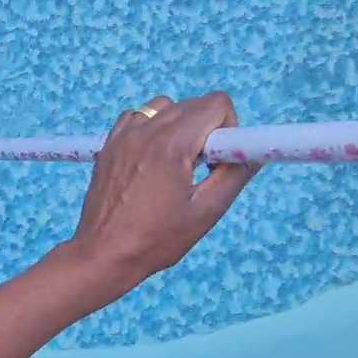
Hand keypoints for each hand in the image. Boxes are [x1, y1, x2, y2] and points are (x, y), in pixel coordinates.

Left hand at [58, 92, 255, 304]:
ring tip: (176, 163)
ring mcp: (121, 137)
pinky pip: (136, 119)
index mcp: (170, 143)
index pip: (216, 104)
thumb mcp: (207, 210)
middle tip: (200, 169)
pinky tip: (152, 159)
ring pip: (163, 108)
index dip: (228, 130)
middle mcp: (143, 131)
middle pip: (191, 104)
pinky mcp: (107, 146)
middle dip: (206, 129)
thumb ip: (236, 174)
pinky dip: (151, 129)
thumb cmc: (155, 239)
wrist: (104, 253)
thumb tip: (253, 150)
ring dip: (179, 126)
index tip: (218, 162)